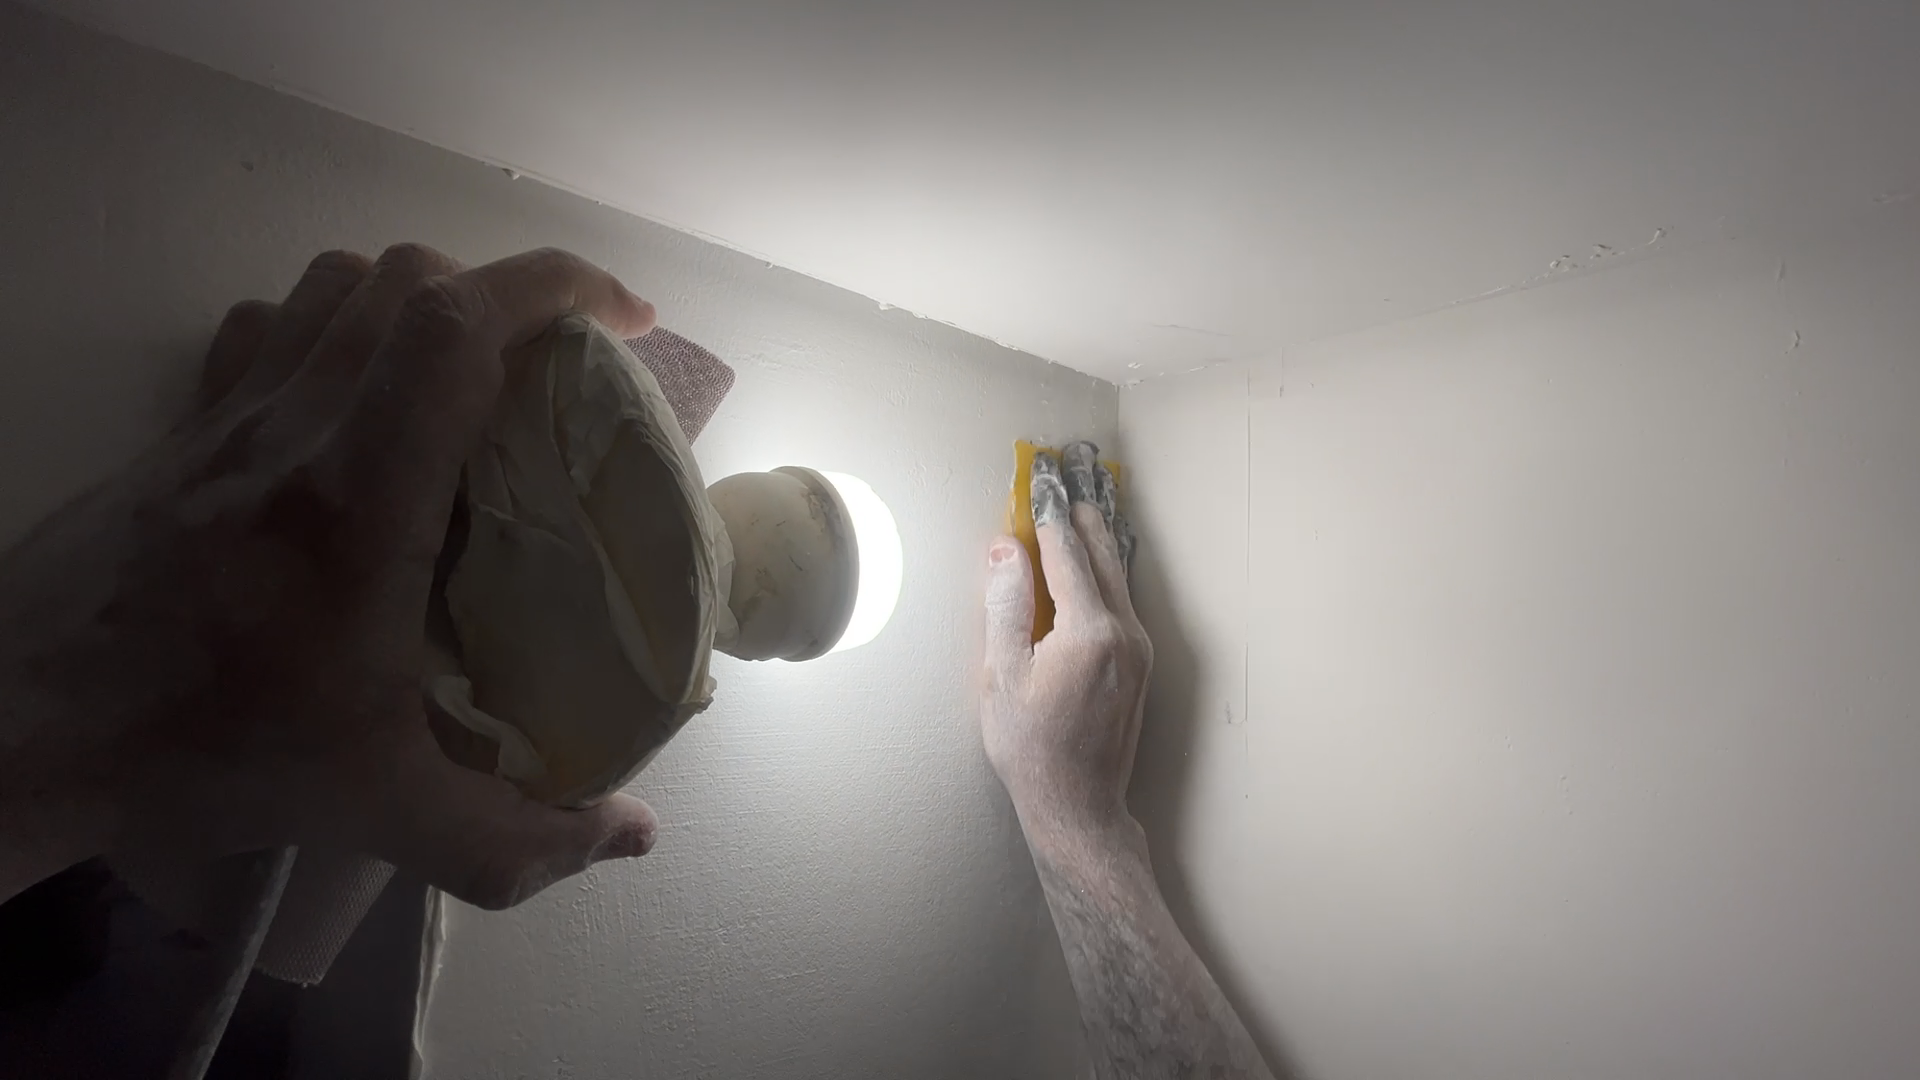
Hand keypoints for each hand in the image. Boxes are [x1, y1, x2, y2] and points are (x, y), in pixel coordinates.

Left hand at [0, 244, 659, 908]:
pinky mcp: (192, 423)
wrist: (2, 741)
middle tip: (574, 359)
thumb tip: (635, 836)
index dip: (559, 289)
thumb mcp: (387, 812)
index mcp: (360, 500)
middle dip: (518, 292)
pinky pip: (282, 322)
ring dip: (441, 301)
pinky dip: (353, 324)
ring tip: (495, 365)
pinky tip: (382, 388)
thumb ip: (522, 839)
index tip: (630, 320)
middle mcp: (297, 430)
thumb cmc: (211, 753)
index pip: (456, 330)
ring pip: (347, 285)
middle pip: (414, 283)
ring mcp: (234, 415)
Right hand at [981, 442, 1150, 841]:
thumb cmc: (1031, 747)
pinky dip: (1109, 567)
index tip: (1042, 477)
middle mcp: (1124, 632)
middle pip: (1102, 554)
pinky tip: (1102, 554)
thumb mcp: (1003, 676)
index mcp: (1088, 631)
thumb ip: (1006, 606)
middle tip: (1074, 469)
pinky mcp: (1140, 662)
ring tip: (1089, 500)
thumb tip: (1005, 549)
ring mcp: (1138, 647)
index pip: (1066, 554)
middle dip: (1084, 511)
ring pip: (1120, 573)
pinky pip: (1125, 597)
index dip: (1050, 513)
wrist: (1079, 805)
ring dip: (1100, 534)